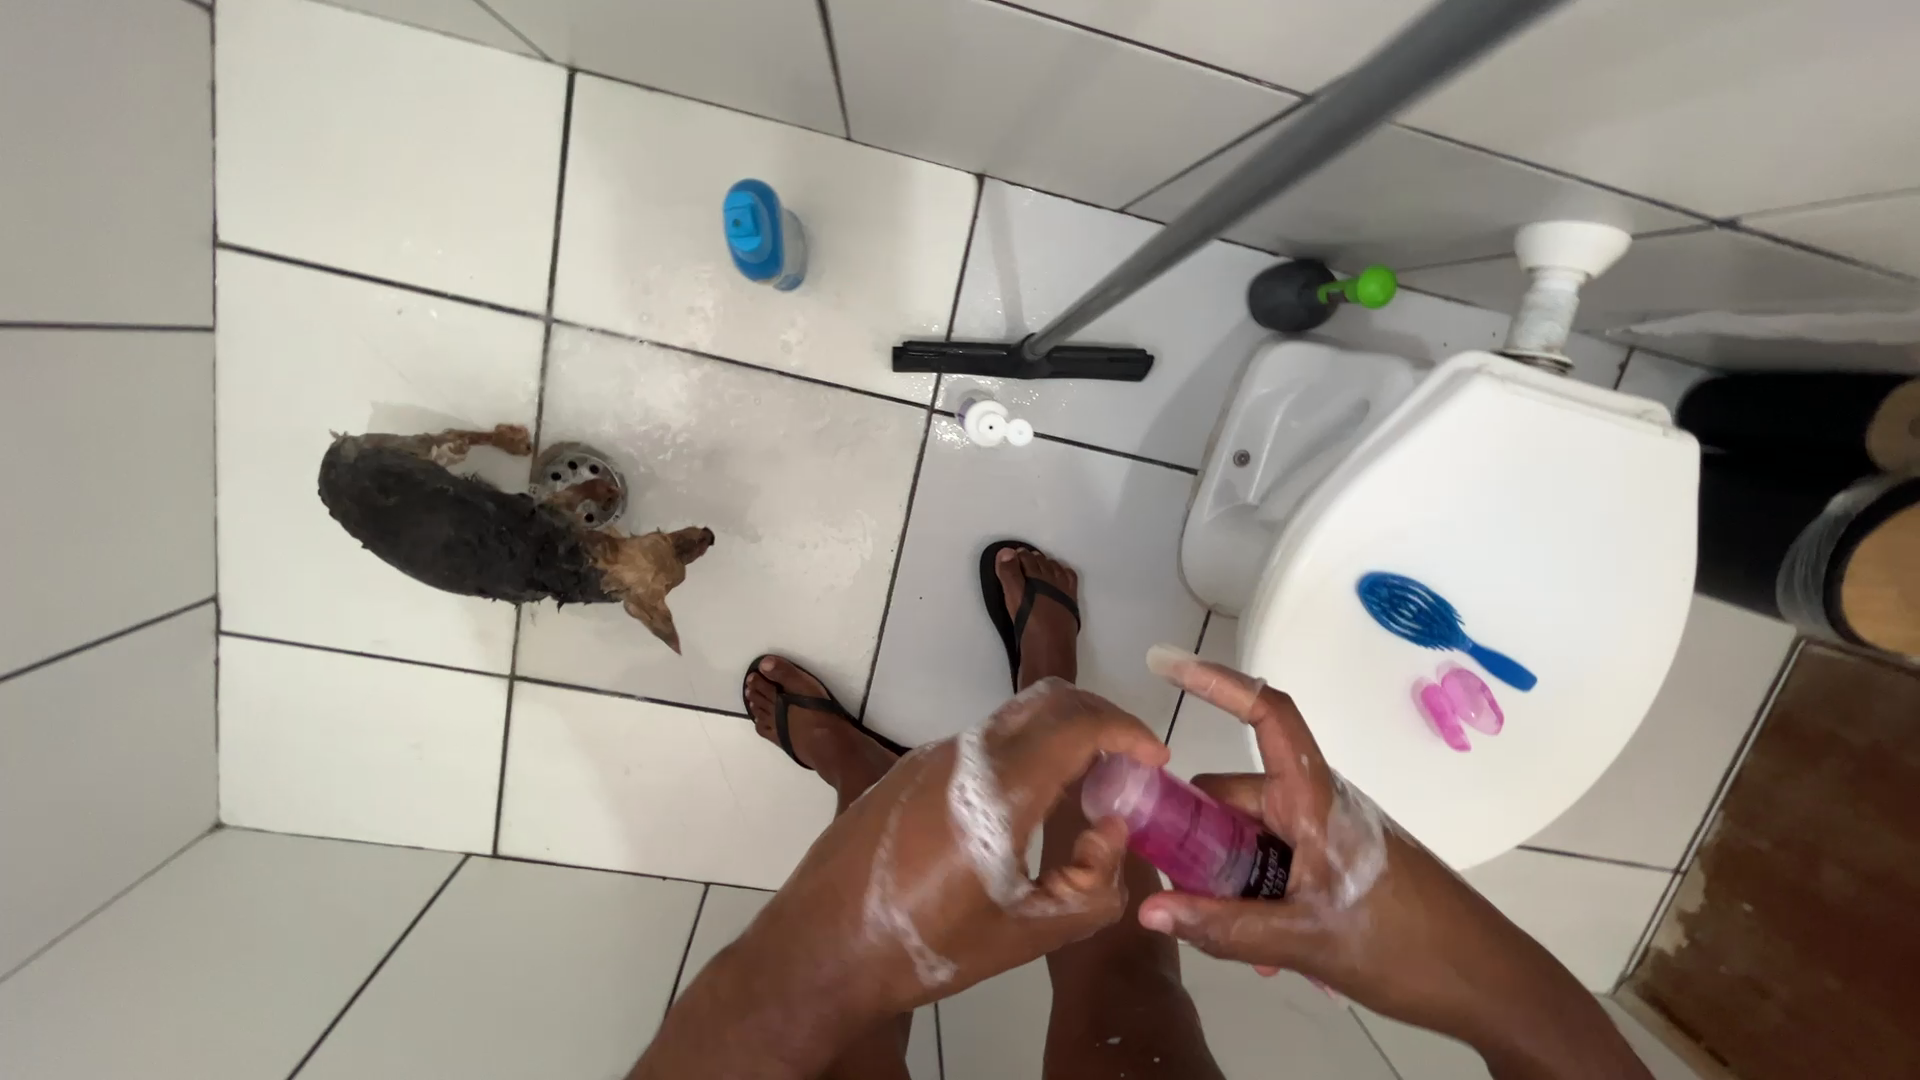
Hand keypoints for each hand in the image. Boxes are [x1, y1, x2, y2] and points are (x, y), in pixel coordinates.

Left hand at [640, 678, 1167, 1078]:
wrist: (822, 945)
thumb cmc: (928, 946)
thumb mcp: (1028, 932)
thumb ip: (1092, 881)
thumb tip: (1112, 827)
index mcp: (999, 786)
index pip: (1077, 722)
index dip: (1126, 731)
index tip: (1153, 759)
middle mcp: (965, 751)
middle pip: (1049, 699)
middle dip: (1100, 718)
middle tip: (1126, 763)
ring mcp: (932, 753)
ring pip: (1014, 716)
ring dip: (1061, 733)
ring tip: (1084, 787)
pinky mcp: (911, 766)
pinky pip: (983, 739)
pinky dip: (1024, 749)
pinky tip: (1027, 801)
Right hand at [1136, 649, 1651, 1078]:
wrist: (1494, 989)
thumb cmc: (1409, 949)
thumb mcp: (1306, 940)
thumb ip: (1223, 925)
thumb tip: (1149, 910)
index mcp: (1311, 797)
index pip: (1267, 715)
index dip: (1217, 683)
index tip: (1167, 666)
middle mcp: (1312, 801)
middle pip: (1232, 792)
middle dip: (1199, 836)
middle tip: (1180, 891)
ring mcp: (1321, 830)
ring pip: (1247, 833)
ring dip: (1227, 877)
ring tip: (1233, 934)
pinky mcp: (1330, 858)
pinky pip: (1270, 858)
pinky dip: (1252, 891)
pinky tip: (1261, 941)